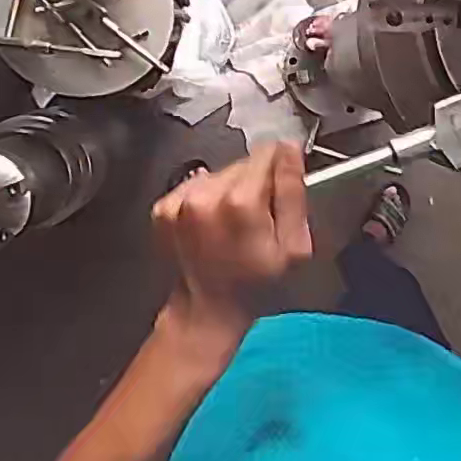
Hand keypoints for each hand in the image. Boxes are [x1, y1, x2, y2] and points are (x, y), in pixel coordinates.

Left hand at [151, 143, 312, 350]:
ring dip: (230, 192)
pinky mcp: (165, 207)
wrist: (207, 311)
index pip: (269, 152)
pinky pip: (197, 186)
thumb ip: (293, 193)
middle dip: (255, 185)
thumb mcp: (294, 247)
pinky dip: (207, 200)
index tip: (278, 197)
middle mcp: (206, 194)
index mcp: (241, 201)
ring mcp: (182, 200)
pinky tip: (212, 227)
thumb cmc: (256, 285)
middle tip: (256, 221)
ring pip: (221, 173)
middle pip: (244, 163)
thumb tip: (289, 150)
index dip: (280, 171)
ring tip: (232, 227)